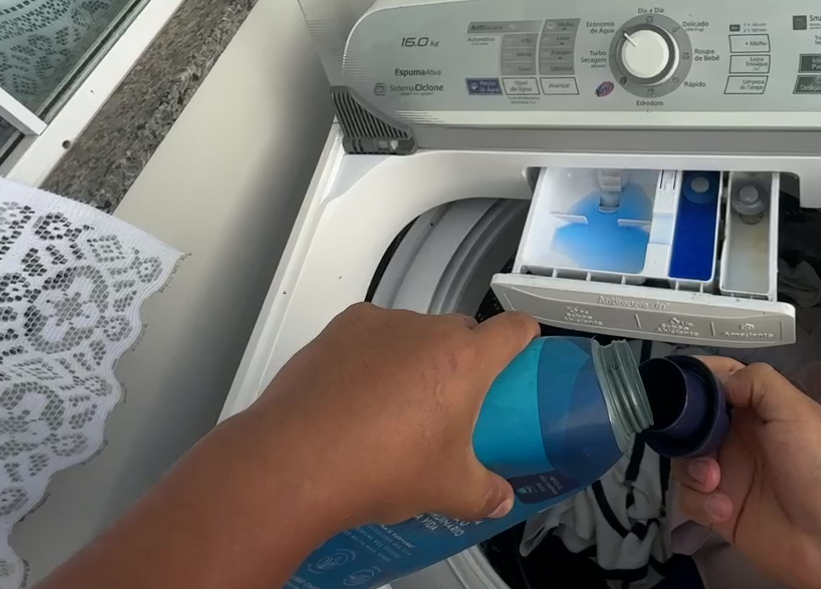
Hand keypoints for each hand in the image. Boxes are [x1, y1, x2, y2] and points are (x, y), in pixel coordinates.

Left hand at [41, 305, 540, 588]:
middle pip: (462, 331)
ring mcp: (385, 323)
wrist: (296, 462)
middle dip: (462, 360)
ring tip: (395, 404)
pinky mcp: (344, 326)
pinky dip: (373, 352)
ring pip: (416, 331)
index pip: (515, 326)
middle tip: (451, 401)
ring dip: (416, 355)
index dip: (524, 337)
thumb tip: (497, 498)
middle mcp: (430, 330)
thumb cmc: (376, 468)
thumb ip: (483, 492)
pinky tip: (356, 392)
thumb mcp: (446, 490)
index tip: (521, 350)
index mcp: (466, 359)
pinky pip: (374, 331)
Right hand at [676, 358, 820, 588]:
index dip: (697, 375)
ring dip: (691, 466)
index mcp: (756, 408)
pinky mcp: (721, 511)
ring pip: (684, 458)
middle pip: (692, 419)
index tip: (674, 379)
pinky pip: (690, 498)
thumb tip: (719, 381)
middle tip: (697, 442)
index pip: (719, 379)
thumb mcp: (796, 411)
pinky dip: (700, 501)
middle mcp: (737, 436)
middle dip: (685, 428)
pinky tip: (724, 509)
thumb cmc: (820, 466)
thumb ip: (757, 381)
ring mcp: (728, 474)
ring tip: (713, 480)